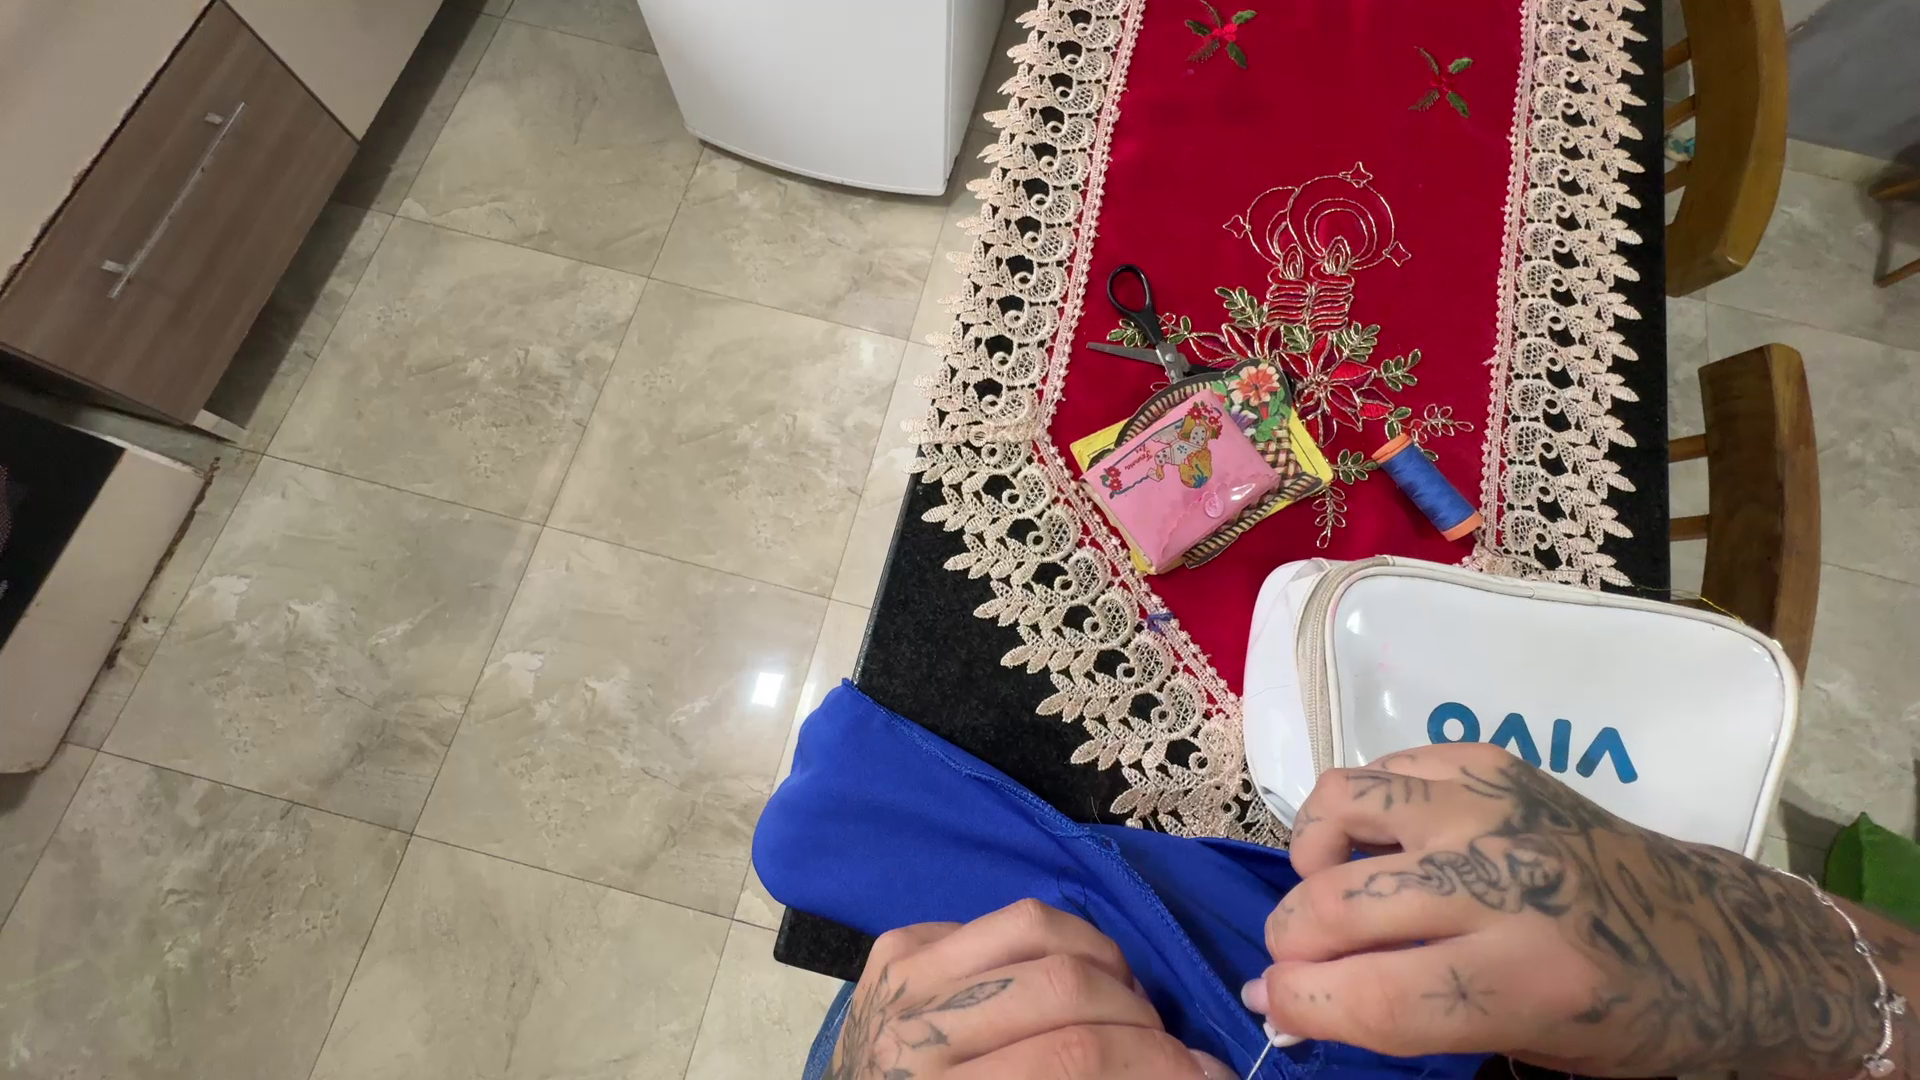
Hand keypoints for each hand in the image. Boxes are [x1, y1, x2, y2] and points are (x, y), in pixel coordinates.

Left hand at [831, 898, 1230, 1078]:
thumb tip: (1196, 1072)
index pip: (1071, 1056)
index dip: (1153, 1063)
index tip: (1203, 1072)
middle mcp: (917, 1030)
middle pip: (1061, 986)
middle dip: (1137, 1015)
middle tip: (1165, 1042)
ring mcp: (903, 974)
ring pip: (1035, 926)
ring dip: (1104, 961)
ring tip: (1126, 998)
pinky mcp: (898, 943)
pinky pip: (999, 917)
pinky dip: (1055, 941)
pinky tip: (1072, 972)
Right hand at [1245, 742, 1905, 1077]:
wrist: (1728, 941)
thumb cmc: (1629, 1017)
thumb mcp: (1528, 1042)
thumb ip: (1403, 1014)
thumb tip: (1281, 1000)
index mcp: (1535, 980)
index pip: (1374, 996)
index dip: (1302, 1003)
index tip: (1271, 1003)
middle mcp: (1506, 880)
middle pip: (1340, 903)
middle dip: (1289, 936)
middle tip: (1293, 950)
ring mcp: (1491, 805)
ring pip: (1340, 804)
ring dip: (1310, 850)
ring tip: (1327, 875)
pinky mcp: (1485, 762)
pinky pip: (1378, 769)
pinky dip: (1355, 807)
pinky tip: (1377, 838)